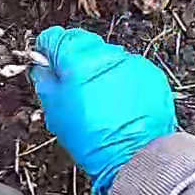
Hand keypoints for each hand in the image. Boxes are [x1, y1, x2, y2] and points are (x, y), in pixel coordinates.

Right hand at [30, 26, 176, 194]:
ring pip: (107, 57)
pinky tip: (118, 104)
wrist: (135, 157)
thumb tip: (43, 68)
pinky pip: (129, 70)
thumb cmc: (93, 140)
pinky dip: (122, 80)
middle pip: (83, 45)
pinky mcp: (151, 74)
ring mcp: (131, 63)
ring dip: (100, 71)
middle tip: (72, 87)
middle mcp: (106, 55)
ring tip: (99, 100)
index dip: (48, 49)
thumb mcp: (55, 112)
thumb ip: (45, 82)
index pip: (56, 37)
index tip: (47, 61)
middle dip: (75, 61)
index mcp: (78, 60)